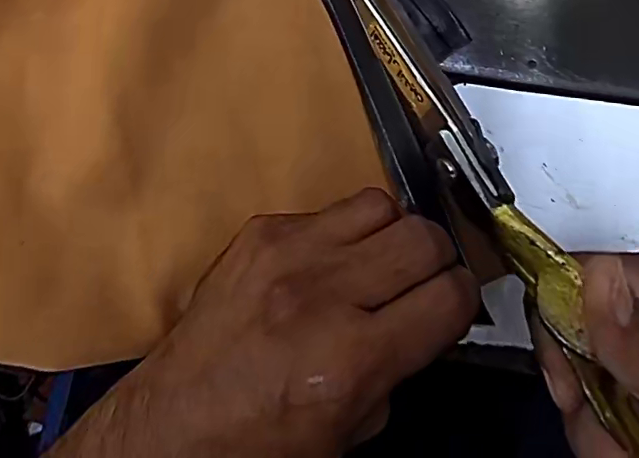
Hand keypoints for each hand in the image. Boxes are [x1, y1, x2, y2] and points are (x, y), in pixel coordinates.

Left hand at [50, 187, 479, 457]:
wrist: (175, 421)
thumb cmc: (258, 440)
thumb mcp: (348, 431)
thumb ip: (397, 367)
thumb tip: (426, 316)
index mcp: (350, 358)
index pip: (447, 296)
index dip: (463, 299)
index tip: (457, 301)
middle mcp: (322, 293)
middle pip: (423, 236)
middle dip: (436, 258)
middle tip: (424, 277)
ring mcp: (288, 251)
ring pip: (381, 203)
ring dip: (392, 231)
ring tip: (377, 259)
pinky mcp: (261, 229)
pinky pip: (327, 208)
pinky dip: (340, 230)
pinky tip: (326, 259)